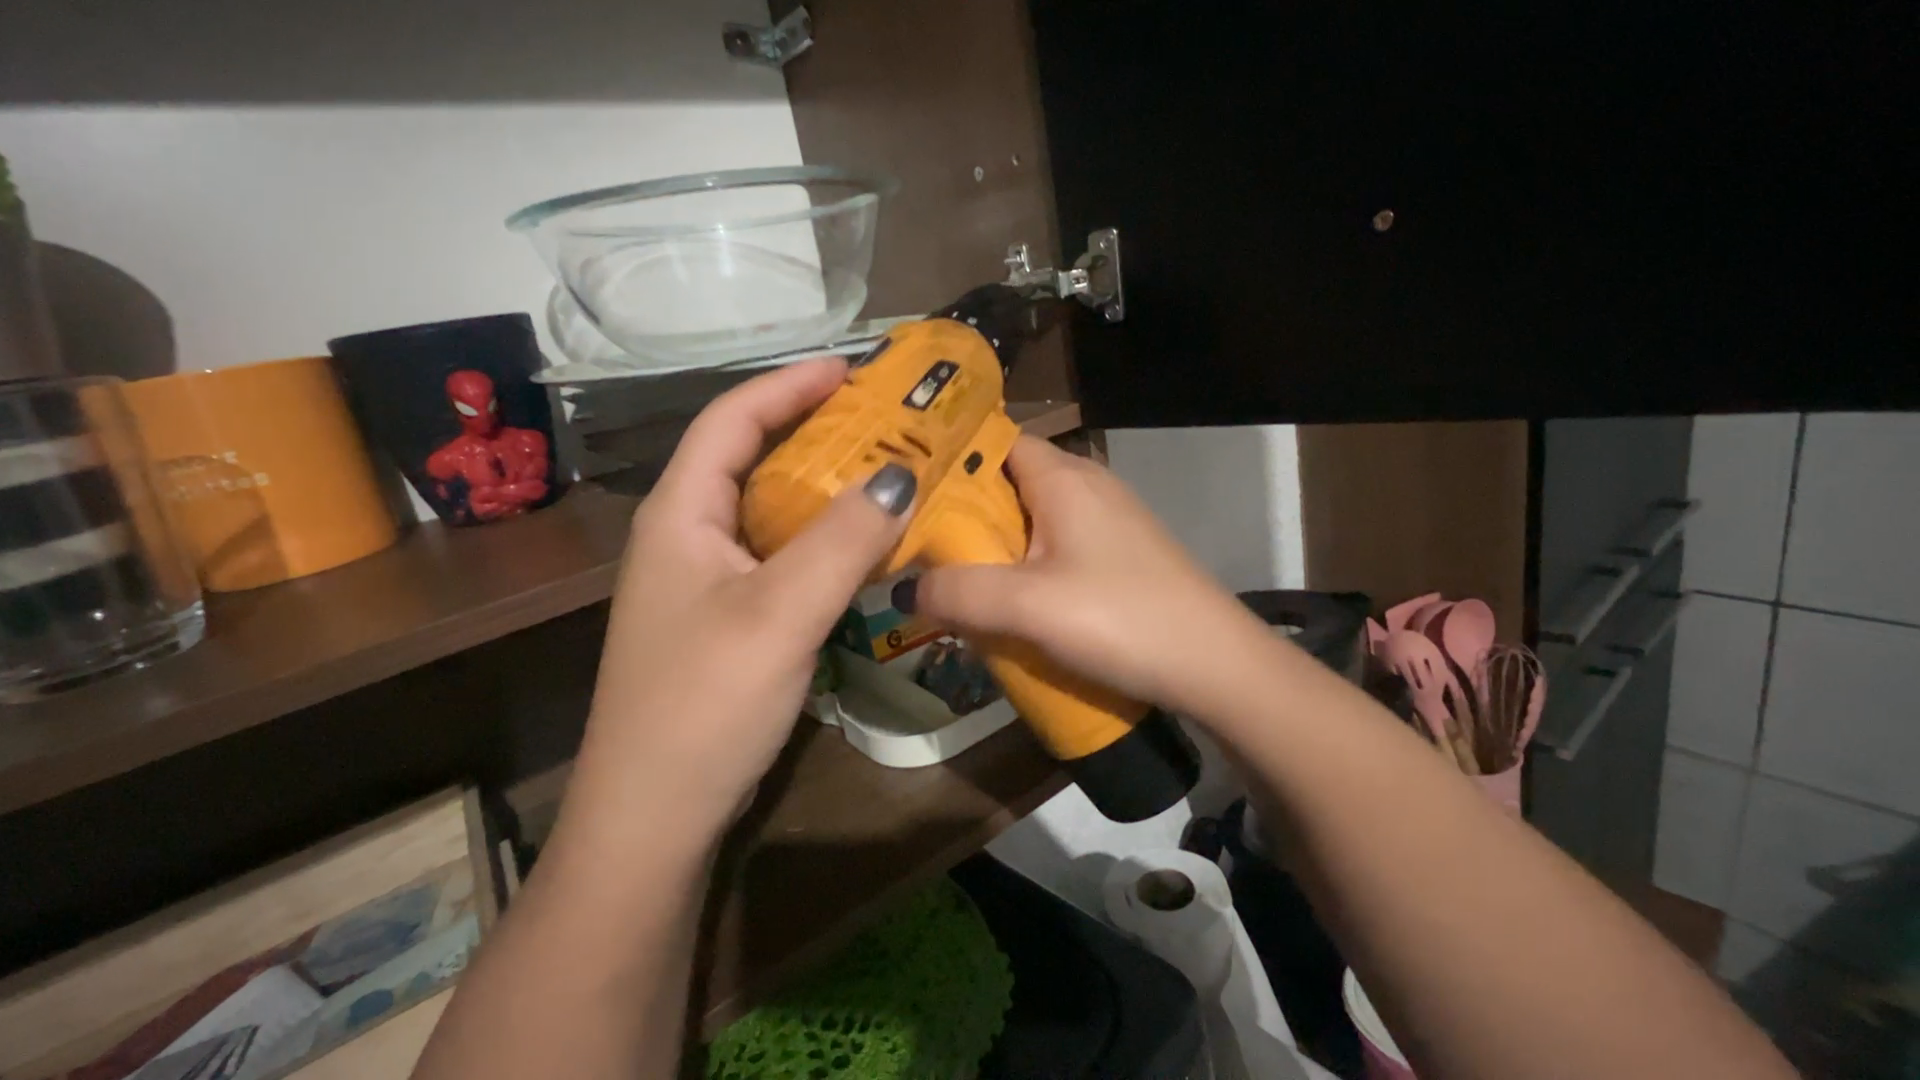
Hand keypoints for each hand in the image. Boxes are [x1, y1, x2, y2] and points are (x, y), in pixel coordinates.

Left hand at [565, 359, 916, 840]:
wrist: (652, 816)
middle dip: (814, 433)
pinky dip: (819, 544)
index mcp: (679, 514)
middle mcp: (684, 538)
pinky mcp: (722, 623)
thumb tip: (901, 473)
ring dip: (822, 491)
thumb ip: (842, 540)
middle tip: (886, 424)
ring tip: (887, 477)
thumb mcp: (779, 614)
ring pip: (766, 515)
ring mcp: (701, 584)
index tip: (853, 369)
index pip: (731, 421)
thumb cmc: (705, 703)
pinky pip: (776, 560)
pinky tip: (862, 554)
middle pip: (749, 461)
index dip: (789, 386)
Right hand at [914, 436, 1267, 715]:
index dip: (944, 456)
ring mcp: (1106, 522)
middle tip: (906, 539)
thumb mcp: (1028, 608)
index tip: (898, 484)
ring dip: (989, 546)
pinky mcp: (1118, 558)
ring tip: (942, 575)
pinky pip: (1053, 549)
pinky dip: (1021, 568)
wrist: (1217, 668)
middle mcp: (1085, 486)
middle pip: (1005, 482)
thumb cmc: (1121, 620)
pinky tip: (1002, 603)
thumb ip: (960, 593)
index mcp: (1063, 477)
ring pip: (1028, 520)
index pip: (991, 440)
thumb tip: (905, 589)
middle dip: (958, 510)